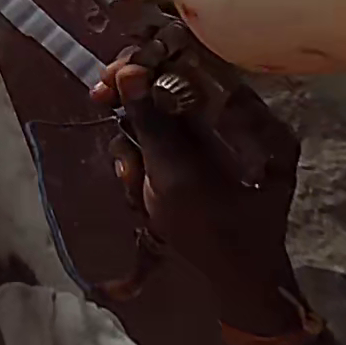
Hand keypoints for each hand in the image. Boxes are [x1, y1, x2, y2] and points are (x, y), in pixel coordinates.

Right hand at [90, 52, 303, 330]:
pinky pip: (147, 137)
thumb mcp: (177, 175)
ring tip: (128, 170)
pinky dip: (134, 155)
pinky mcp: (183, 155)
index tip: (117, 71)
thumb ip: (150, 121)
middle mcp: (227, 116)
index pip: (193, 62)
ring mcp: (203, 136)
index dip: (151, 59)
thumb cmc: (219, 232)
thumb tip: (128, 70)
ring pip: (151, 109)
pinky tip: (132, 181)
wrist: (235, 285)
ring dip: (129, 134)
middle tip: (100, 96)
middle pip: (166, 81)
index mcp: (245, 112)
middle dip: (130, 92)